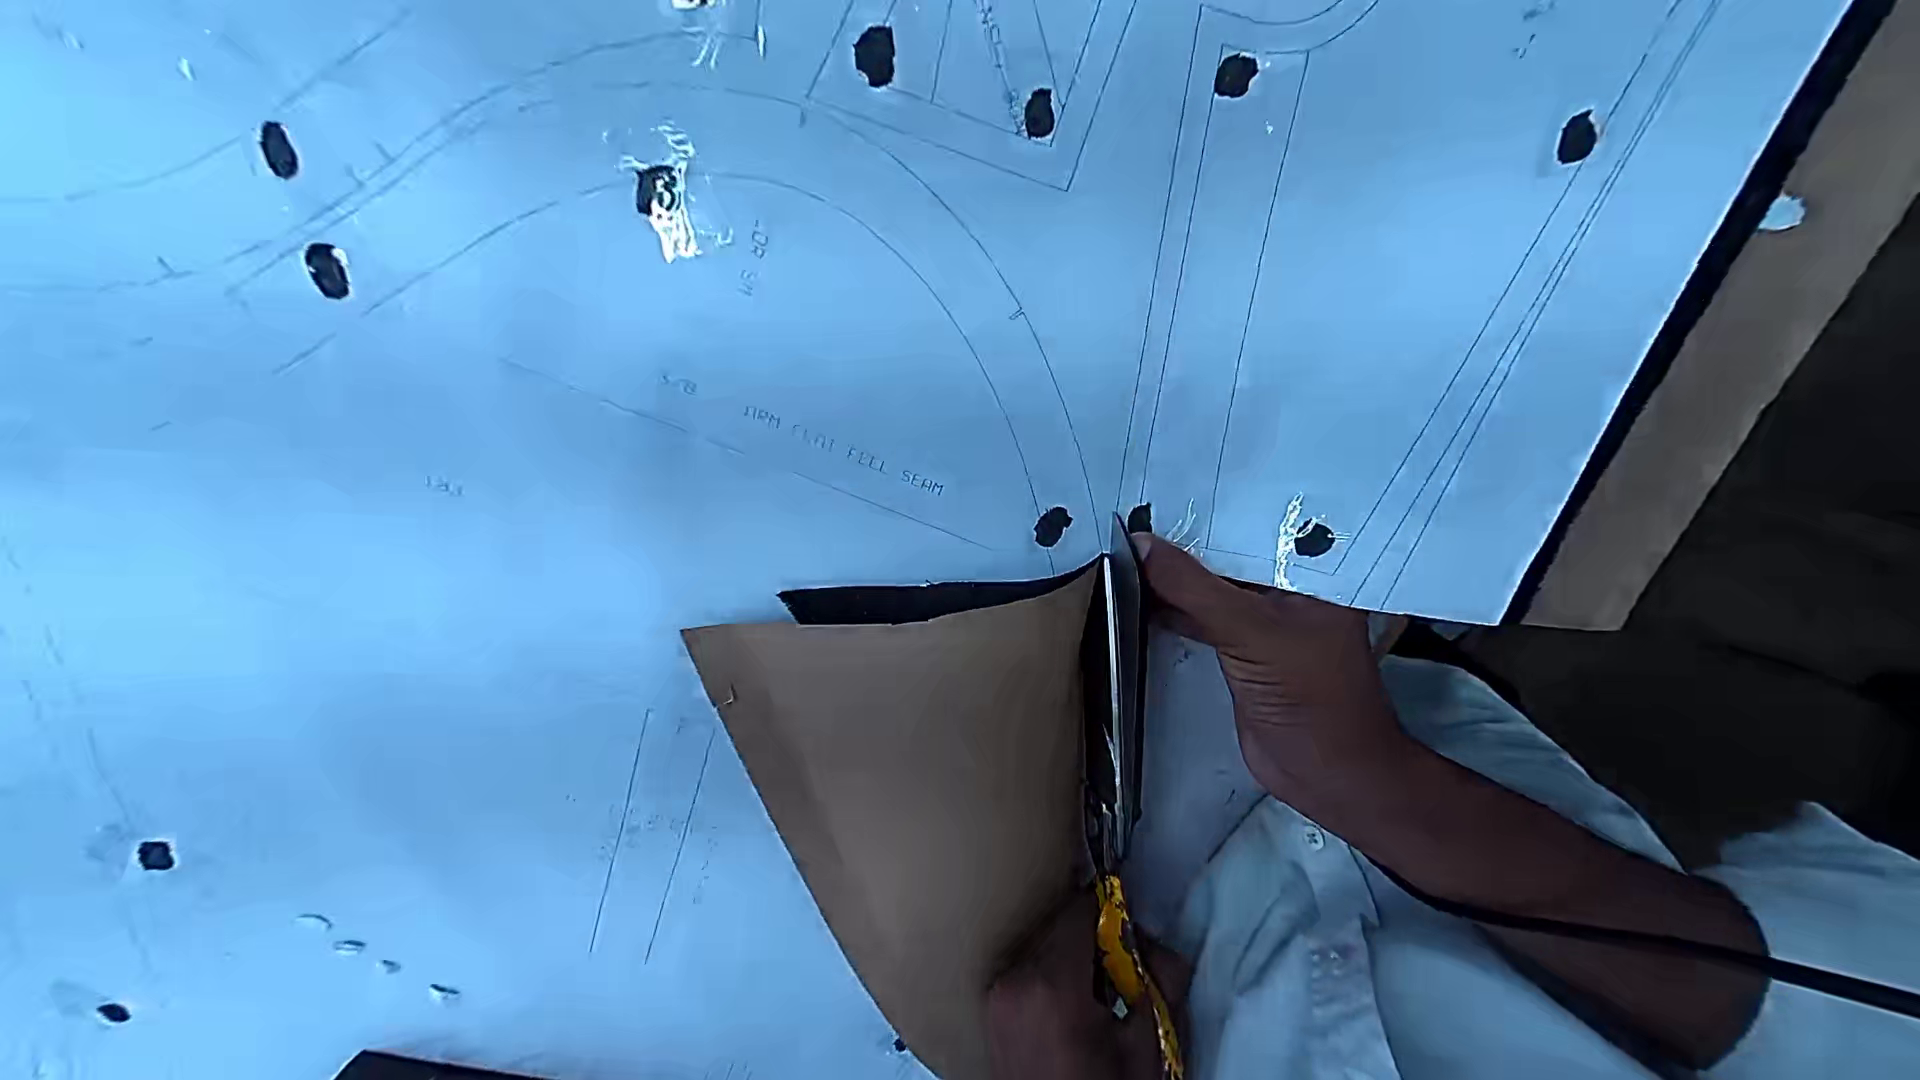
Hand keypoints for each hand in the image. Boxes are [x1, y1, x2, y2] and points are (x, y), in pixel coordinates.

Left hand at [986, 890, 1189, 1079]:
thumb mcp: (1148, 1050)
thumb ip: (1159, 983)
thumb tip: (1158, 943)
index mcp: (1053, 984)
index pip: (1078, 911)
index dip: (1109, 910)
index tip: (1129, 923)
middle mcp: (1015, 977)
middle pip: (1059, 925)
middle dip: (1092, 936)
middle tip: (1121, 965)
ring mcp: (997, 993)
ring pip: (1041, 943)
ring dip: (1071, 952)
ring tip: (1097, 990)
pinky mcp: (991, 1007)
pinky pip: (1026, 966)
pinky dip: (1051, 970)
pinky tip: (1071, 1004)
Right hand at [1130, 532, 1413, 812]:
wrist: (1322, 773)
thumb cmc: (1307, 694)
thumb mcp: (1250, 631)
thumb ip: (1193, 587)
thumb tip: (1139, 542)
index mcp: (1311, 569)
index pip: (1256, 522)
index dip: (1210, 505)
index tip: (1160, 486)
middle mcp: (1285, 586)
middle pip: (1227, 552)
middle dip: (1184, 537)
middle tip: (1131, 510)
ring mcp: (1260, 618)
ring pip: (1209, 583)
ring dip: (1172, 573)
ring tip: (1124, 544)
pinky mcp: (1237, 646)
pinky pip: (1198, 613)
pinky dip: (1168, 605)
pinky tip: (1134, 590)